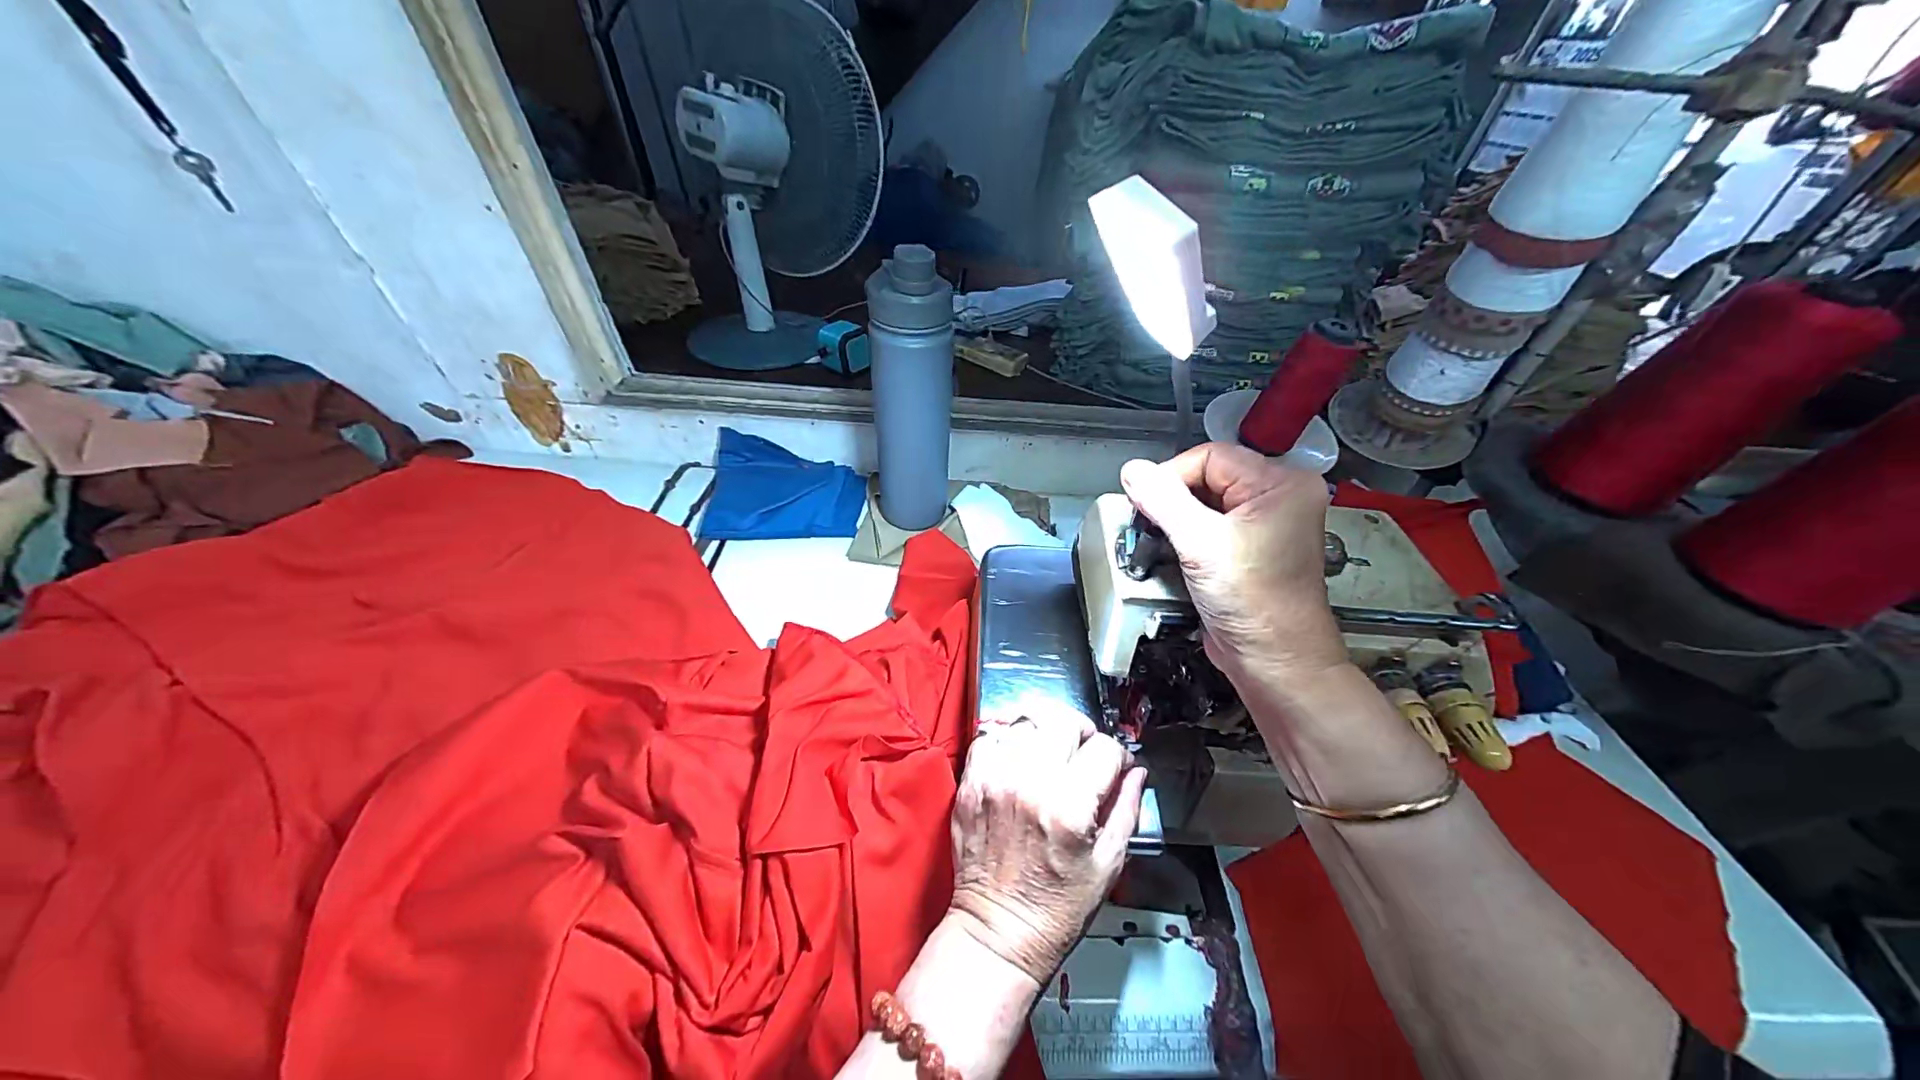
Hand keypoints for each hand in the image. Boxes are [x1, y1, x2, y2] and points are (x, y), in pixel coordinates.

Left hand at [948, 712, 1145, 984]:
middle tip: (1084, 751)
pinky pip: (988, 737)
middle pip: (1063, 721)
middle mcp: (1029, 785)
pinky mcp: (971, 785)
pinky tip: (1018, 755)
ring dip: (1044, 731)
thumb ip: (1127, 811)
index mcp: (1069, 808)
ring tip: (1051, 752)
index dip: (1117, 756)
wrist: (998, 933)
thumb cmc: (1054, 910)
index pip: (1103, 748)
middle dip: (1082, 731)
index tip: (1116, 767)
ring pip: (1025, 721)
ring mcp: (995, 781)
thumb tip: (1135, 774)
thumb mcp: (1108, 866)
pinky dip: (1006, 738)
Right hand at [1120, 443, 1349, 690]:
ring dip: (1177, 521)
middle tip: (1151, 527)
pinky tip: (1176, 555)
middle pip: (1207, 477)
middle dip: (1173, 501)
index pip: (1210, 456)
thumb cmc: (1254, 604)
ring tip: (1162, 544)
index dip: (1172, 477)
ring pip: (1205, 503)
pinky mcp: (1251, 548)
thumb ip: (1164, 501)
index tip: (1145, 505)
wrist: (1277, 661)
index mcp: (1281, 484)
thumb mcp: (1201, 545)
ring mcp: (1266, 524)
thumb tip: (1133, 470)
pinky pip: (1211, 526)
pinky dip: (1188, 537)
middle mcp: (1279, 497)